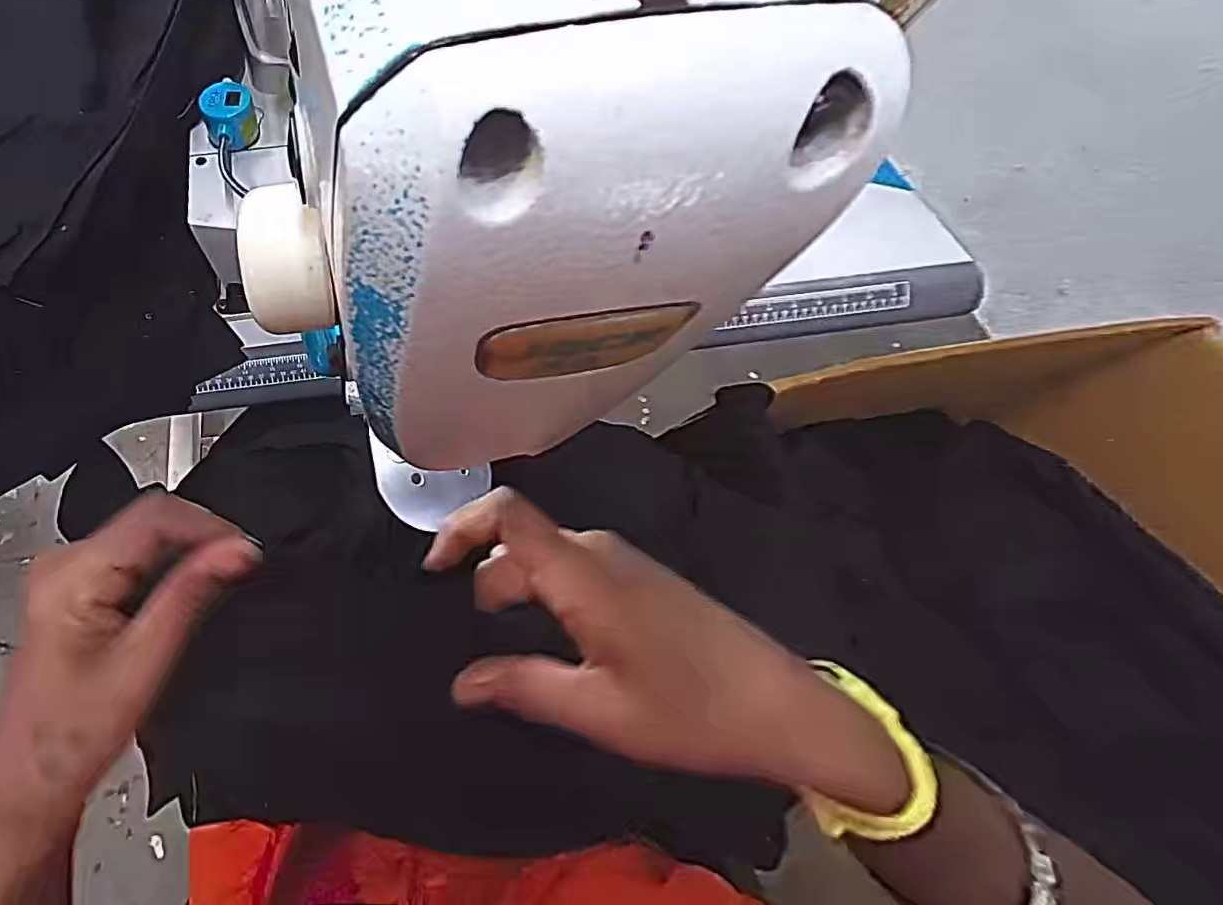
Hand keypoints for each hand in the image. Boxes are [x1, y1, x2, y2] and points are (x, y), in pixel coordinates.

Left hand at [0, 492, 260, 835]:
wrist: (34, 782)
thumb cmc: (70, 740)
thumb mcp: (146, 661)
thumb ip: (192, 594)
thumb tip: (234, 551)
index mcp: (71, 574)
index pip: (156, 517)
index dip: (209, 527)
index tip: (242, 549)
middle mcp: (61, 564)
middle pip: (150, 519)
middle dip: (200, 536)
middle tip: (236, 563)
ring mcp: (64, 573)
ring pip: (144, 533)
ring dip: (185, 549)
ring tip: (218, 576)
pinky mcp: (74, 585)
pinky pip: (132, 553)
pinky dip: (166, 564)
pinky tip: (184, 588)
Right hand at [425, 487, 908, 813]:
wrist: (787, 707)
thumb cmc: (691, 708)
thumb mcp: (598, 709)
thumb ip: (523, 687)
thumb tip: (462, 684)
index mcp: (581, 571)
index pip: (505, 513)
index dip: (459, 526)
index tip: (434, 568)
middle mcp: (597, 550)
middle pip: (518, 540)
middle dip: (485, 579)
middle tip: (473, 634)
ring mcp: (620, 559)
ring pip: (544, 555)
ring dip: (515, 587)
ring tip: (508, 639)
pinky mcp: (636, 575)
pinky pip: (571, 566)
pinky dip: (542, 589)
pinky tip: (552, 634)